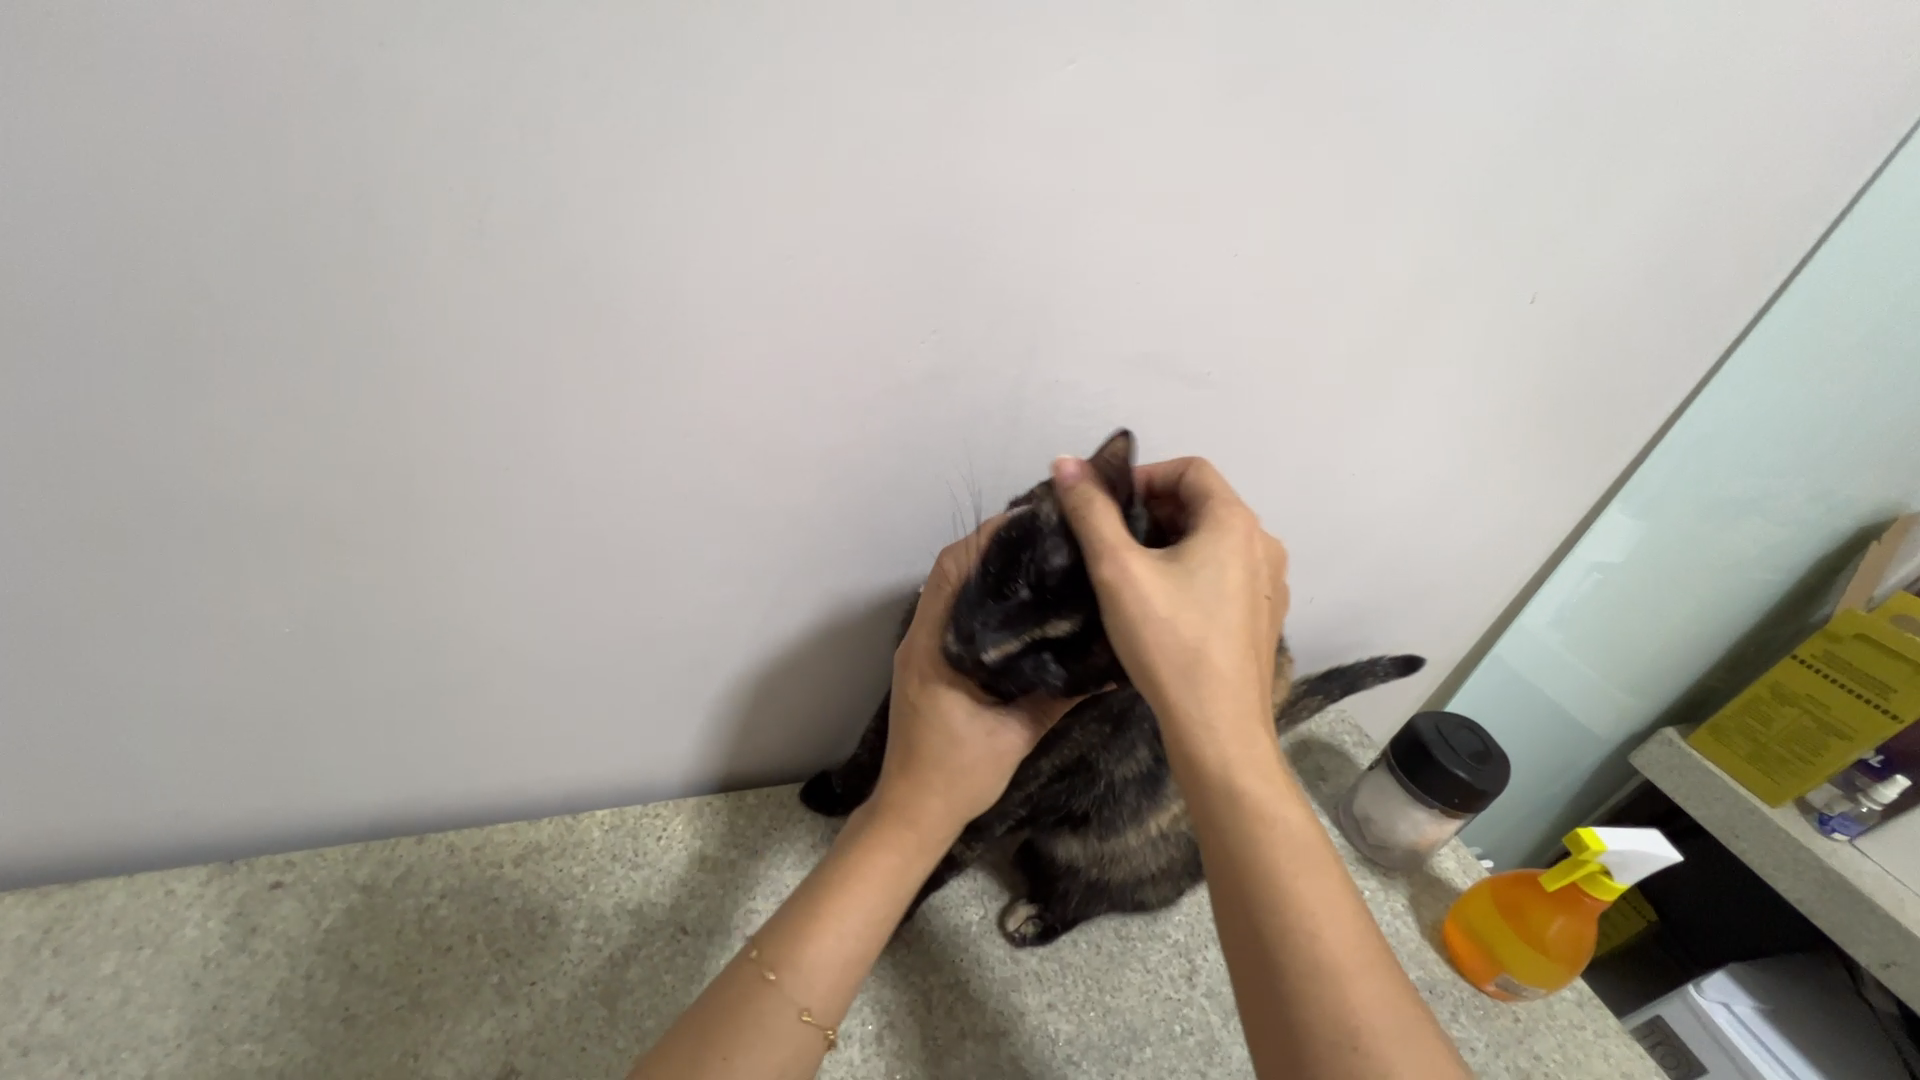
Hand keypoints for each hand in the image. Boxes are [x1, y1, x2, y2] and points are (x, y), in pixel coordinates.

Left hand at [869, 518, 1082, 838]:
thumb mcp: (1016, 736)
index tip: (1032, 522)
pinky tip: (1016, 602)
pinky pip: (950, 610)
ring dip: (984, 566)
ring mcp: (918, 648)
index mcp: (934, 646)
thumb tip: (1106, 664)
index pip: (954, 570)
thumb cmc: (958, 776)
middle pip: (950, 569)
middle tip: (1043, 536)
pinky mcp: (924, 660)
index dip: (989, 537)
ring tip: (1034, 558)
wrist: (913, 811)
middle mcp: (920, 637)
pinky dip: (978, 593)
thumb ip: (1058, 695)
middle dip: (992, 543)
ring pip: (948, 587)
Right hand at [1051, 455, 1289, 737]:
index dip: (1143, 478)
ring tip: (1130, 573)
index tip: (1107, 509)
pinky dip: (1191, 572)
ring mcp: (1268, 583)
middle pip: (1202, 503)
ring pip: (1212, 541)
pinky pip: (1224, 574)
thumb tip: (1064, 460)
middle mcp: (1262, 543)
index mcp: (1234, 521)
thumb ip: (1090, 511)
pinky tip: (1163, 606)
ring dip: (1169, 543)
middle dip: (1152, 512)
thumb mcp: (1117, 570)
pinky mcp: (1263, 616)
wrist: (1217, 728)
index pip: (1188, 469)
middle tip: (1110, 543)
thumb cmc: (1167, 641)